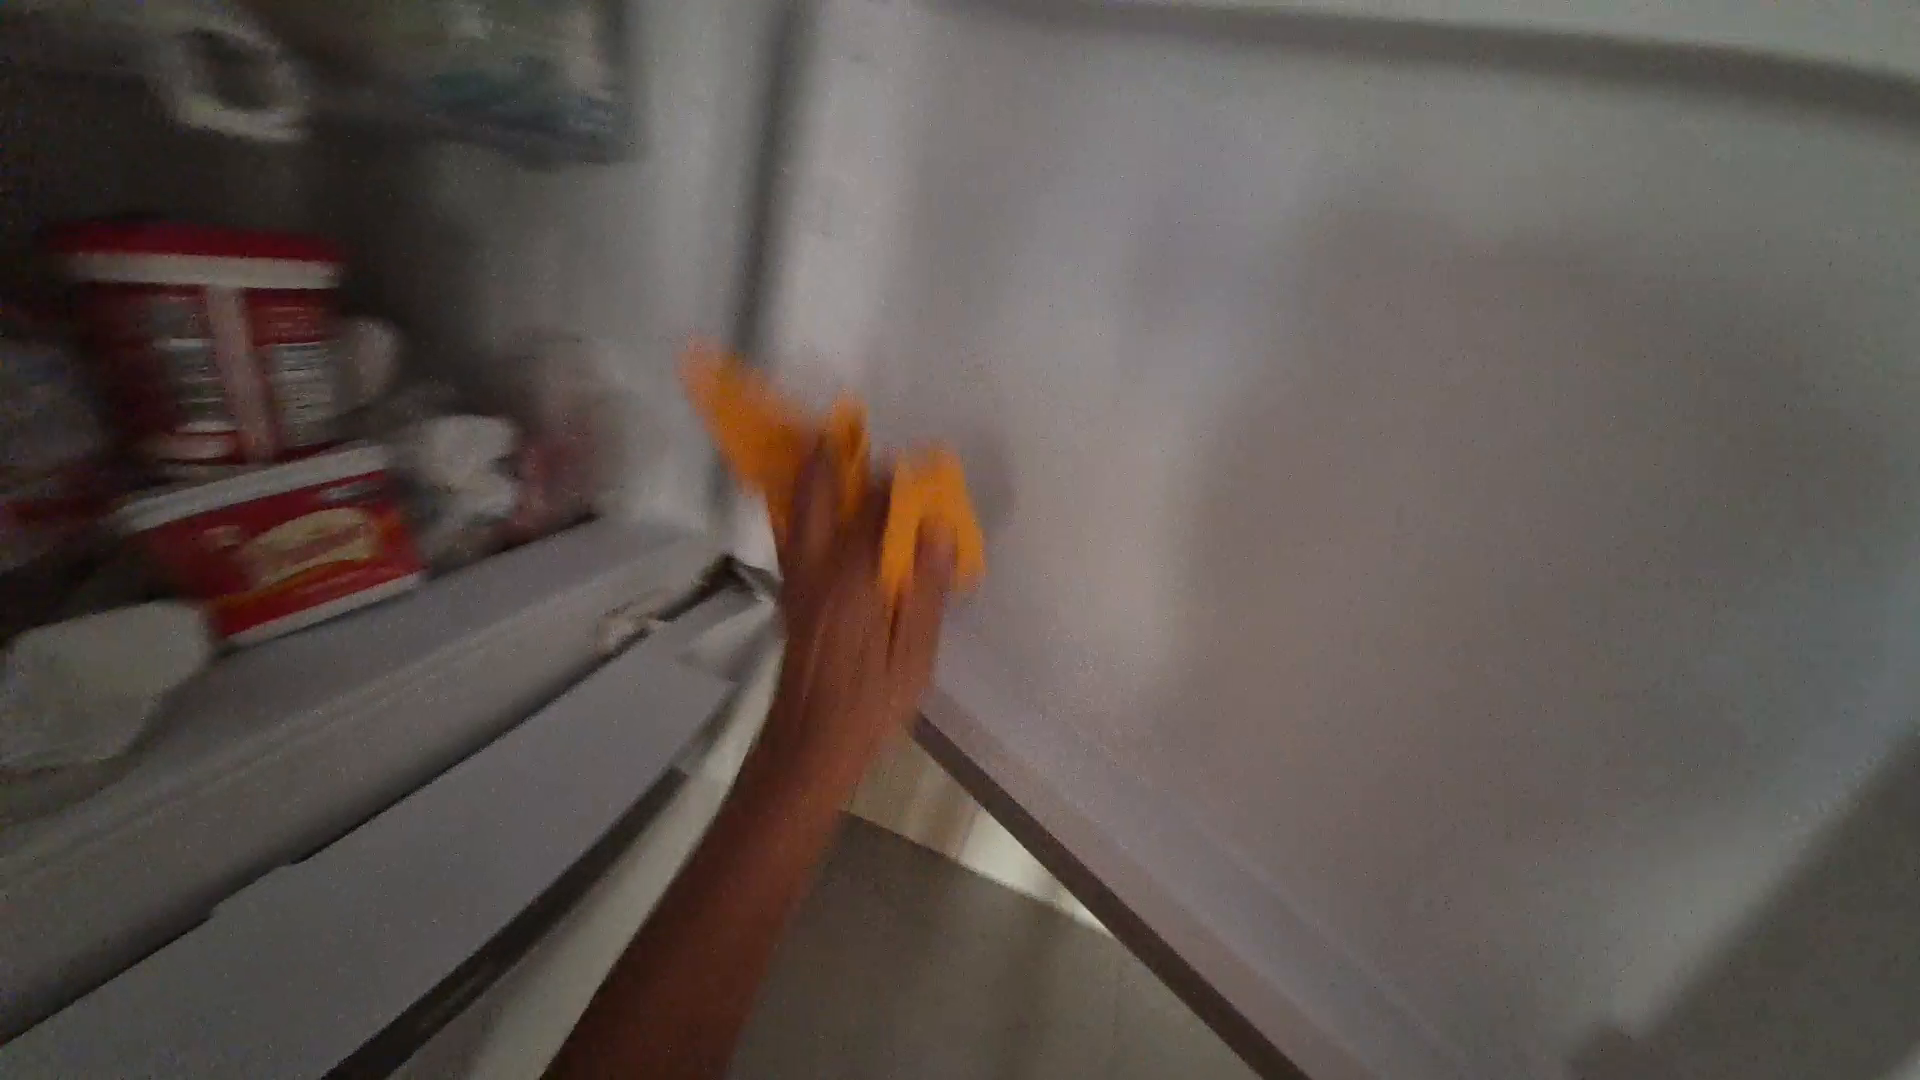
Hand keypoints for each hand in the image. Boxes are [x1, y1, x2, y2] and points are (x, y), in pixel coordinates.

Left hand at [764, 445, 954, 785]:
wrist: (809, 743)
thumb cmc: (870, 703)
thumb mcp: (914, 655)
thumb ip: (926, 589)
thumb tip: (937, 529)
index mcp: (854, 582)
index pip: (874, 514)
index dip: (892, 484)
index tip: (909, 463)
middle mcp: (817, 570)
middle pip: (816, 499)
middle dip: (828, 460)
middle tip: (842, 430)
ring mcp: (796, 582)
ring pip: (793, 514)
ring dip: (805, 478)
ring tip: (822, 452)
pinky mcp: (790, 597)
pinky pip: (789, 536)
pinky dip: (797, 509)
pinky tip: (810, 506)